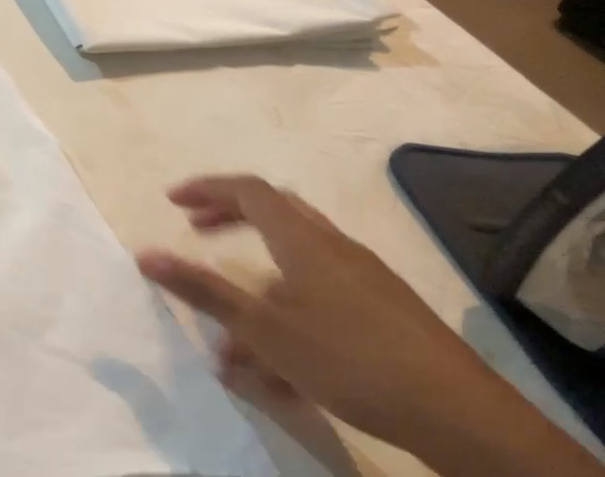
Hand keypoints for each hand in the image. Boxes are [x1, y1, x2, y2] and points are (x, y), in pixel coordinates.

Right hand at [139, 175, 602, 476]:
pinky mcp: (386, 311)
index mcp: (304, 240)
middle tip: (196, 229)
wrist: (461, 417)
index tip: (171, 200)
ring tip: (229, 323)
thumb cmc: (348, 359)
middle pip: (276, 211)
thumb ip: (203, 290)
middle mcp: (336, 247)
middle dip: (230, 216)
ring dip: (256, 277)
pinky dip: (288, 305)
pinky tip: (276, 358)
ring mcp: (367, 278)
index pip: (249, 190)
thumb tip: (144, 254)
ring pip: (298, 258)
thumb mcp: (263, 329)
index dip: (207, 188)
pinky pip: (322, 290)